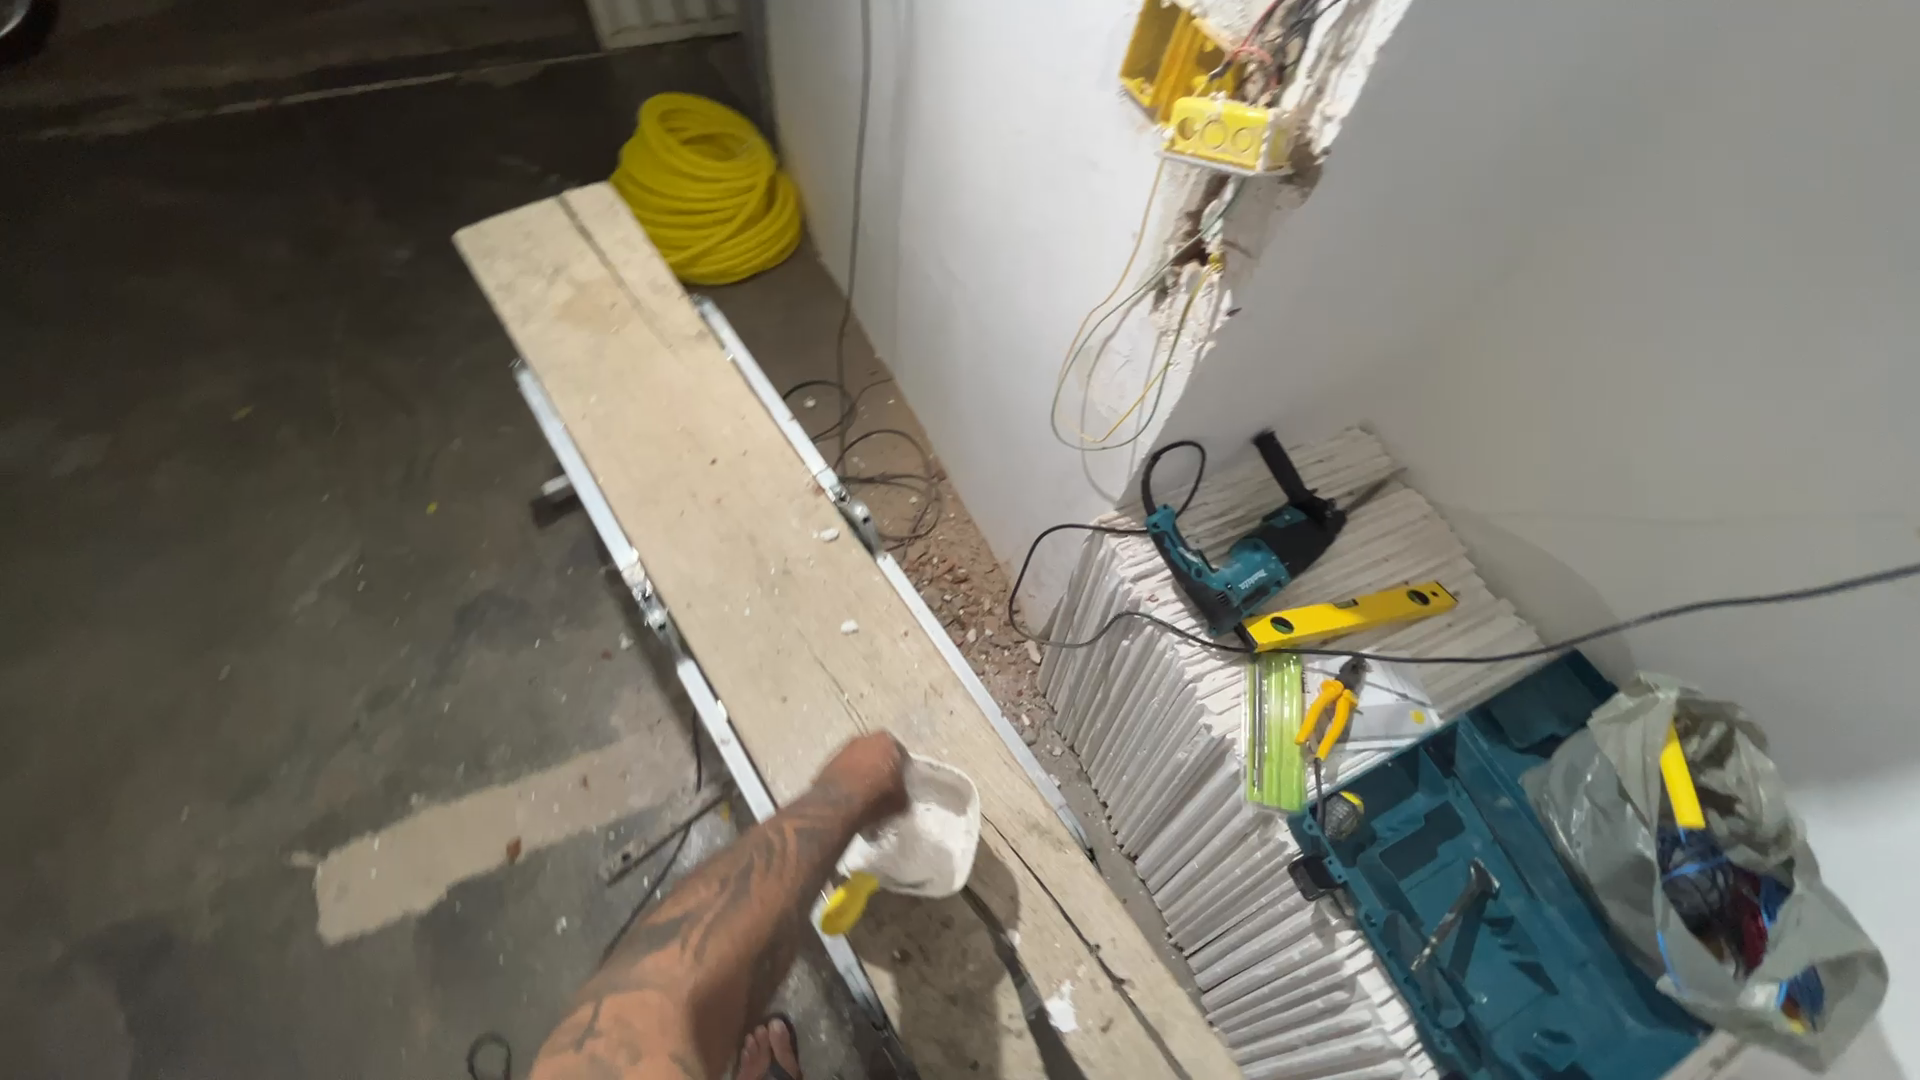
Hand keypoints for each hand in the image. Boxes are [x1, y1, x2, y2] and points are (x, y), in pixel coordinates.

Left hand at [815, 732, 909, 828]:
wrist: (837, 805)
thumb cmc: (875, 798)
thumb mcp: (901, 800)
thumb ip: (903, 790)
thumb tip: (900, 793)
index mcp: (888, 740)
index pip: (901, 753)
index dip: (902, 769)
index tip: (901, 783)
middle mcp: (866, 737)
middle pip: (879, 752)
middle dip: (881, 765)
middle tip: (884, 785)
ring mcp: (844, 747)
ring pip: (860, 758)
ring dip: (864, 770)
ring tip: (866, 790)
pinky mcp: (828, 760)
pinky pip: (845, 767)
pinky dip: (849, 776)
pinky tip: (851, 792)